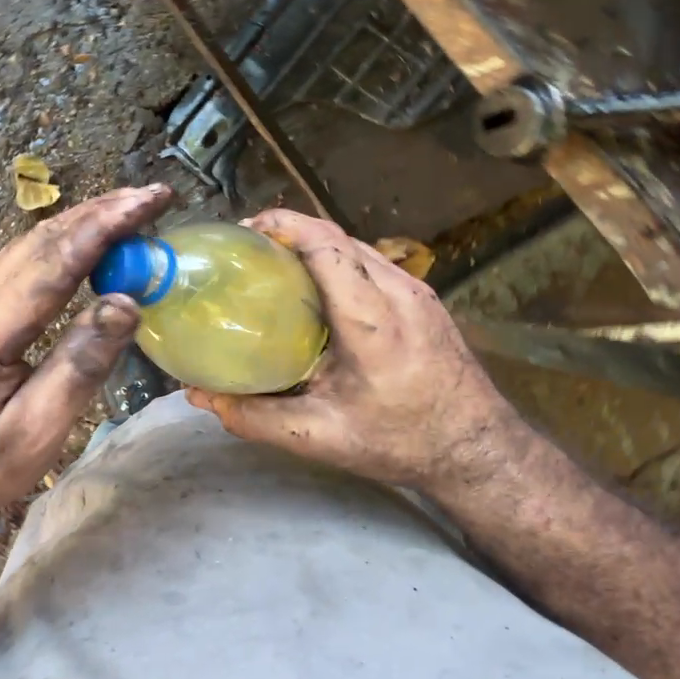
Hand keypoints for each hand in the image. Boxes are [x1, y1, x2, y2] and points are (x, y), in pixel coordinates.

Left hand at [0, 185, 172, 526]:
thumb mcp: (36, 432)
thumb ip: (79, 367)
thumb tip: (124, 303)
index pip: (55, 262)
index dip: (106, 226)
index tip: (152, 201)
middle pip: (43, 241)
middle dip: (102, 211)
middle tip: (155, 197)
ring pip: (30, 245)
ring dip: (82, 221)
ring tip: (131, 208)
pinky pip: (22, 261)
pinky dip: (63, 242)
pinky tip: (87, 241)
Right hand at [186, 209, 529, 496]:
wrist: (479, 452)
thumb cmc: (400, 443)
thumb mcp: (319, 437)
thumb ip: (254, 417)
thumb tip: (200, 398)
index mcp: (372, 320)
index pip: (327, 246)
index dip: (284, 226)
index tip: (243, 232)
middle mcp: (399, 293)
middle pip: (338, 237)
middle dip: (289, 230)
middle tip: (246, 248)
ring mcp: (417, 292)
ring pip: (356, 246)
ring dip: (313, 242)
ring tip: (272, 262)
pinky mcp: (424, 300)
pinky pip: (372, 262)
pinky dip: (336, 260)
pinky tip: (314, 286)